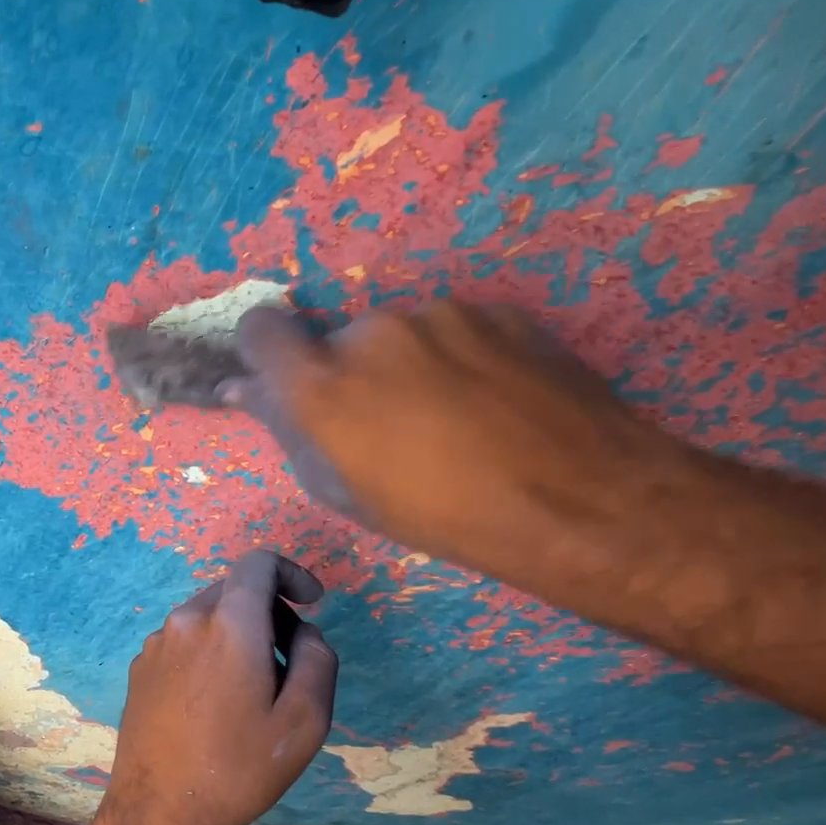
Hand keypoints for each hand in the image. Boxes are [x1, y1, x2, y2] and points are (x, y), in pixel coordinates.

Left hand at [109, 550, 338, 824]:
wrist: (162, 806)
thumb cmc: (240, 766)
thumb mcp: (306, 719)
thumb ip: (317, 659)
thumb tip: (302, 631)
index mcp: (227, 624)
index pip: (257, 564)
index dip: (292, 572)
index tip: (312, 602)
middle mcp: (183, 622)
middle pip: (232, 591)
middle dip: (269, 611)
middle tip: (289, 663)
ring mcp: (154, 644)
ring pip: (206, 617)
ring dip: (237, 634)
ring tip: (253, 692)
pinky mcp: (139, 668)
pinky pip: (183, 642)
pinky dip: (208, 652)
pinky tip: (216, 703)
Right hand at [226, 302, 681, 571]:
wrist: (580, 500)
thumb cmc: (437, 512)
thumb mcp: (339, 487)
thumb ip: (286, 428)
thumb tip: (245, 391)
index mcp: (322, 382)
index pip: (261, 330)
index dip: (265, 352)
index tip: (282, 379)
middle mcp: (372, 332)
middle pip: (335, 341)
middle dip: (345, 372)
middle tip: (381, 421)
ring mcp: (441, 314)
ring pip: (396, 335)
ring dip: (402, 364)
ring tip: (445, 415)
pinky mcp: (499, 311)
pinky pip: (450, 330)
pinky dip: (452, 357)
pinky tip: (486, 400)